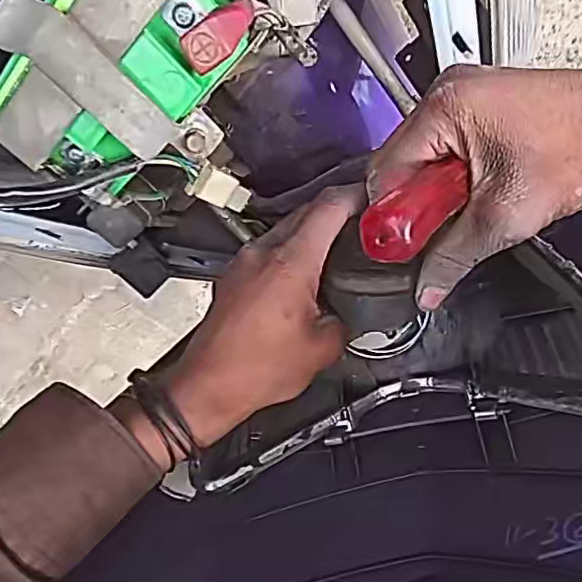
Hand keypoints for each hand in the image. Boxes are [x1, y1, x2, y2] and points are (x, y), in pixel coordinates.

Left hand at [131, 186, 362, 459]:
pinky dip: (291, 251)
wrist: (209, 385)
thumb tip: (348, 314)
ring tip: (337, 247)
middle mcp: (262, 253)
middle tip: (362, 222)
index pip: (328, 208)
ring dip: (312, 231)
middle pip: (307, 211)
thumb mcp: (321, 350)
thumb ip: (344, 322)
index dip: (356, 196)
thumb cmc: (252, 371)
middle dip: (337, 211)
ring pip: (285, 228)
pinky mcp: (234, 275)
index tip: (372, 197)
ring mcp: (244, 261)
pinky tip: (304, 272)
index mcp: (289, 264)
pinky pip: (268, 248)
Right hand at [366, 66, 581, 307]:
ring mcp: (471, 94)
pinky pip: (450, 148)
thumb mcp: (503, 217)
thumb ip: (452, 256)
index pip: (387, 170)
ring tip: (477, 206)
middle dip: (420, 205)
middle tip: (447, 228)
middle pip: (403, 164)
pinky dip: (459, 178)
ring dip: (441, 193)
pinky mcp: (488, 106)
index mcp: (445, 105)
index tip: (405, 245)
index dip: (392, 216)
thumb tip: (427, 284)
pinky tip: (485, 191)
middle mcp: (451, 91)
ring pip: (426, 158)